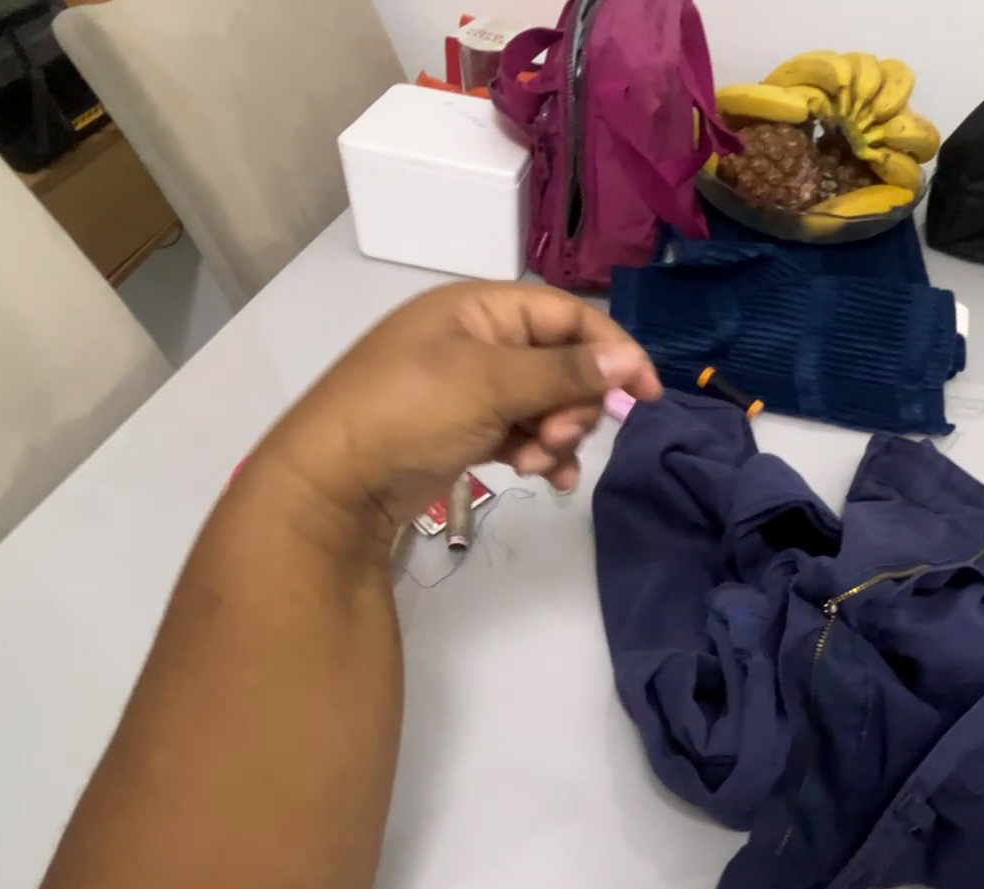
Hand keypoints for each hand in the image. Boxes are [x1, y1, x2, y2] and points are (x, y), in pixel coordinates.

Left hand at [246, 282, 660, 544]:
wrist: (335, 482)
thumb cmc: (409, 413)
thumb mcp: (491, 385)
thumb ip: (564, 372)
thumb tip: (630, 358)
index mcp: (483, 310)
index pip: (569, 316)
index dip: (613, 350)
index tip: (647, 394)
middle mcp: (482, 342)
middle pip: (563, 364)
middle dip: (574, 405)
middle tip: (558, 436)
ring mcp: (474, 389)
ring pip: (548, 404)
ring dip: (557, 435)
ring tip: (539, 463)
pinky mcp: (469, 429)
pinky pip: (524, 433)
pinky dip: (540, 453)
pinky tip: (546, 478)